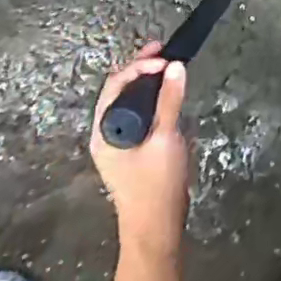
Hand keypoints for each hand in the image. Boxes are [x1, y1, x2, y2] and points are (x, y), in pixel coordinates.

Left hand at [90, 42, 190, 256]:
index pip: (116, 85)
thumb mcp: (166, 139)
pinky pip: (137, 114)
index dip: (140, 66)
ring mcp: (118, 144)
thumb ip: (170, 101)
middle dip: (141, 68)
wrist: (155, 230)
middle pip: (119, 91)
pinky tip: (167, 93)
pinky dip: (151, 98)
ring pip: (129, 102)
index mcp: (104, 132)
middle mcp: (105, 134)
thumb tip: (176, 66)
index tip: (165, 59)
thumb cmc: (156, 185)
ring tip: (167, 65)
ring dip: (147, 82)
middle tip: (164, 50)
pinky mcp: (132, 150)